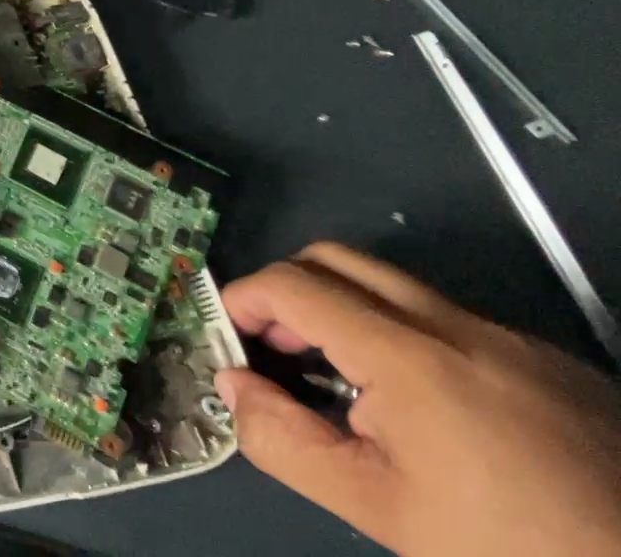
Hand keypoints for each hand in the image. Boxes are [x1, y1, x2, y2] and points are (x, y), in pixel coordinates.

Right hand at [216, 242, 620, 556]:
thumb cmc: (507, 546)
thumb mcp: (373, 506)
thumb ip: (282, 439)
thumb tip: (235, 385)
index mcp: (410, 357)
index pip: (293, 286)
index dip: (243, 299)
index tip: (231, 338)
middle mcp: (460, 326)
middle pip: (338, 260)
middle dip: (286, 289)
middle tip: (276, 345)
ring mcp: (514, 339)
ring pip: (395, 286)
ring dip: (343, 309)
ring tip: (342, 378)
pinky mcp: (555, 362)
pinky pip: (451, 319)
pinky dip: (404, 334)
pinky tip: (423, 405)